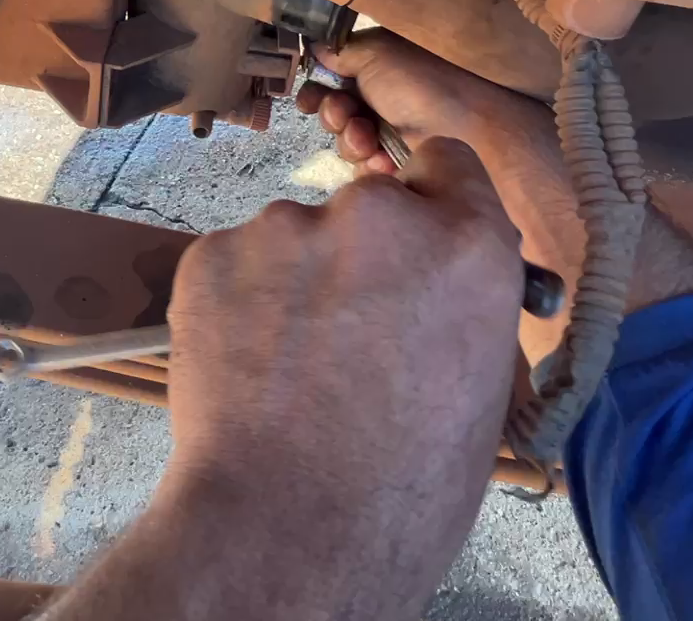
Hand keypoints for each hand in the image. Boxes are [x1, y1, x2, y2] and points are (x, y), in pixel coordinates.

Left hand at [157, 137, 524, 618]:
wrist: (283, 530)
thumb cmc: (399, 487)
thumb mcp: (479, 389)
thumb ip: (458, 303)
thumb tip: (437, 280)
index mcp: (462, 245)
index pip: (447, 162)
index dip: (432, 197)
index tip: (415, 227)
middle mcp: (374, 214)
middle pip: (369, 205)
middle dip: (363, 250)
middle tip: (346, 325)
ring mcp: (284, 226)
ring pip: (296, 235)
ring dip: (296, 276)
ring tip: (289, 358)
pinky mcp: (213, 250)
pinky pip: (239, 260)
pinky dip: (242, 295)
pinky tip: (246, 359)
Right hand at [299, 29, 692, 322]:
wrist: (490, 143)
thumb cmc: (436, 93)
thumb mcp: (385, 57)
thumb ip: (346, 51)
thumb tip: (316, 46)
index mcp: (392, 72)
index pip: (340, 81)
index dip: (324, 92)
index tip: (316, 101)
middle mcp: (396, 103)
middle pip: (341, 115)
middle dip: (341, 121)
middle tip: (350, 124)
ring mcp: (404, 139)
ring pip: (353, 147)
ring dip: (355, 146)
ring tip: (373, 148)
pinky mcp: (414, 174)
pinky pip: (375, 173)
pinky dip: (374, 168)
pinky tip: (386, 168)